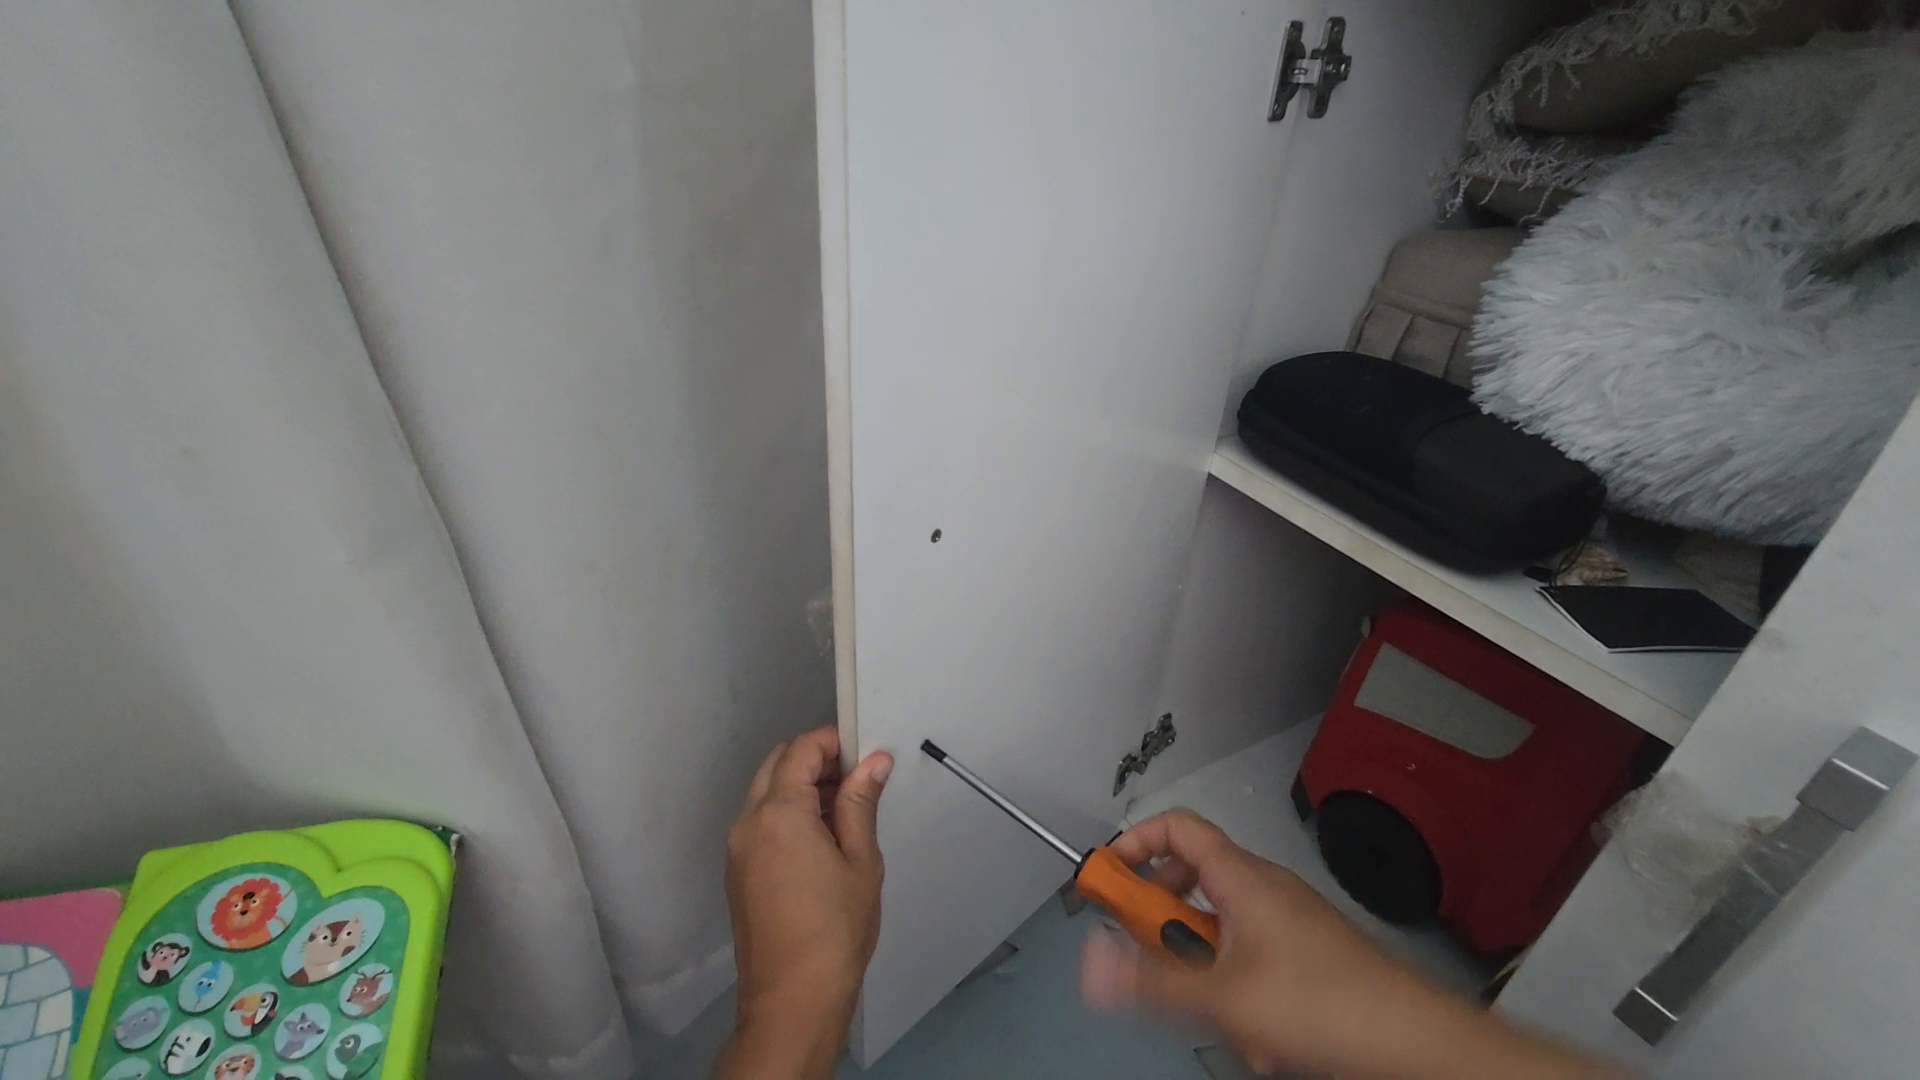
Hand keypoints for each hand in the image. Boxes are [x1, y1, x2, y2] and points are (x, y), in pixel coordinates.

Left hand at [713, 727, 892, 1079]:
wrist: (792, 1000)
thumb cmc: (837, 928)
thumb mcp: (860, 860)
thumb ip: (860, 803)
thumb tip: (874, 760)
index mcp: (779, 813)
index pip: (801, 750)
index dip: (832, 742)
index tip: (864, 753)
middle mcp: (748, 821)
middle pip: (777, 764)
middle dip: (815, 760)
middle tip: (856, 779)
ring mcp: (737, 847)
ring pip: (765, 791)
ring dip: (800, 785)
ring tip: (843, 809)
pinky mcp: (736, 870)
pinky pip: (759, 820)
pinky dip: (786, 811)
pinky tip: (819, 837)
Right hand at [1081, 809, 1626, 1078]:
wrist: (1422, 1047)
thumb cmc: (1317, 1004)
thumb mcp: (1222, 998)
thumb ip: (1150, 981)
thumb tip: (1088, 962)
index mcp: (1240, 876)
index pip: (1176, 827)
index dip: (1135, 842)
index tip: (1110, 880)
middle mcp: (1264, 886)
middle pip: (1193, 876)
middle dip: (1166, 919)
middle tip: (1151, 954)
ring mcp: (1290, 921)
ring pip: (1222, 927)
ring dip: (1205, 967)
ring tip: (1216, 1017)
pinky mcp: (1310, 956)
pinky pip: (1253, 956)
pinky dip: (1239, 989)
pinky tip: (1261, 1042)